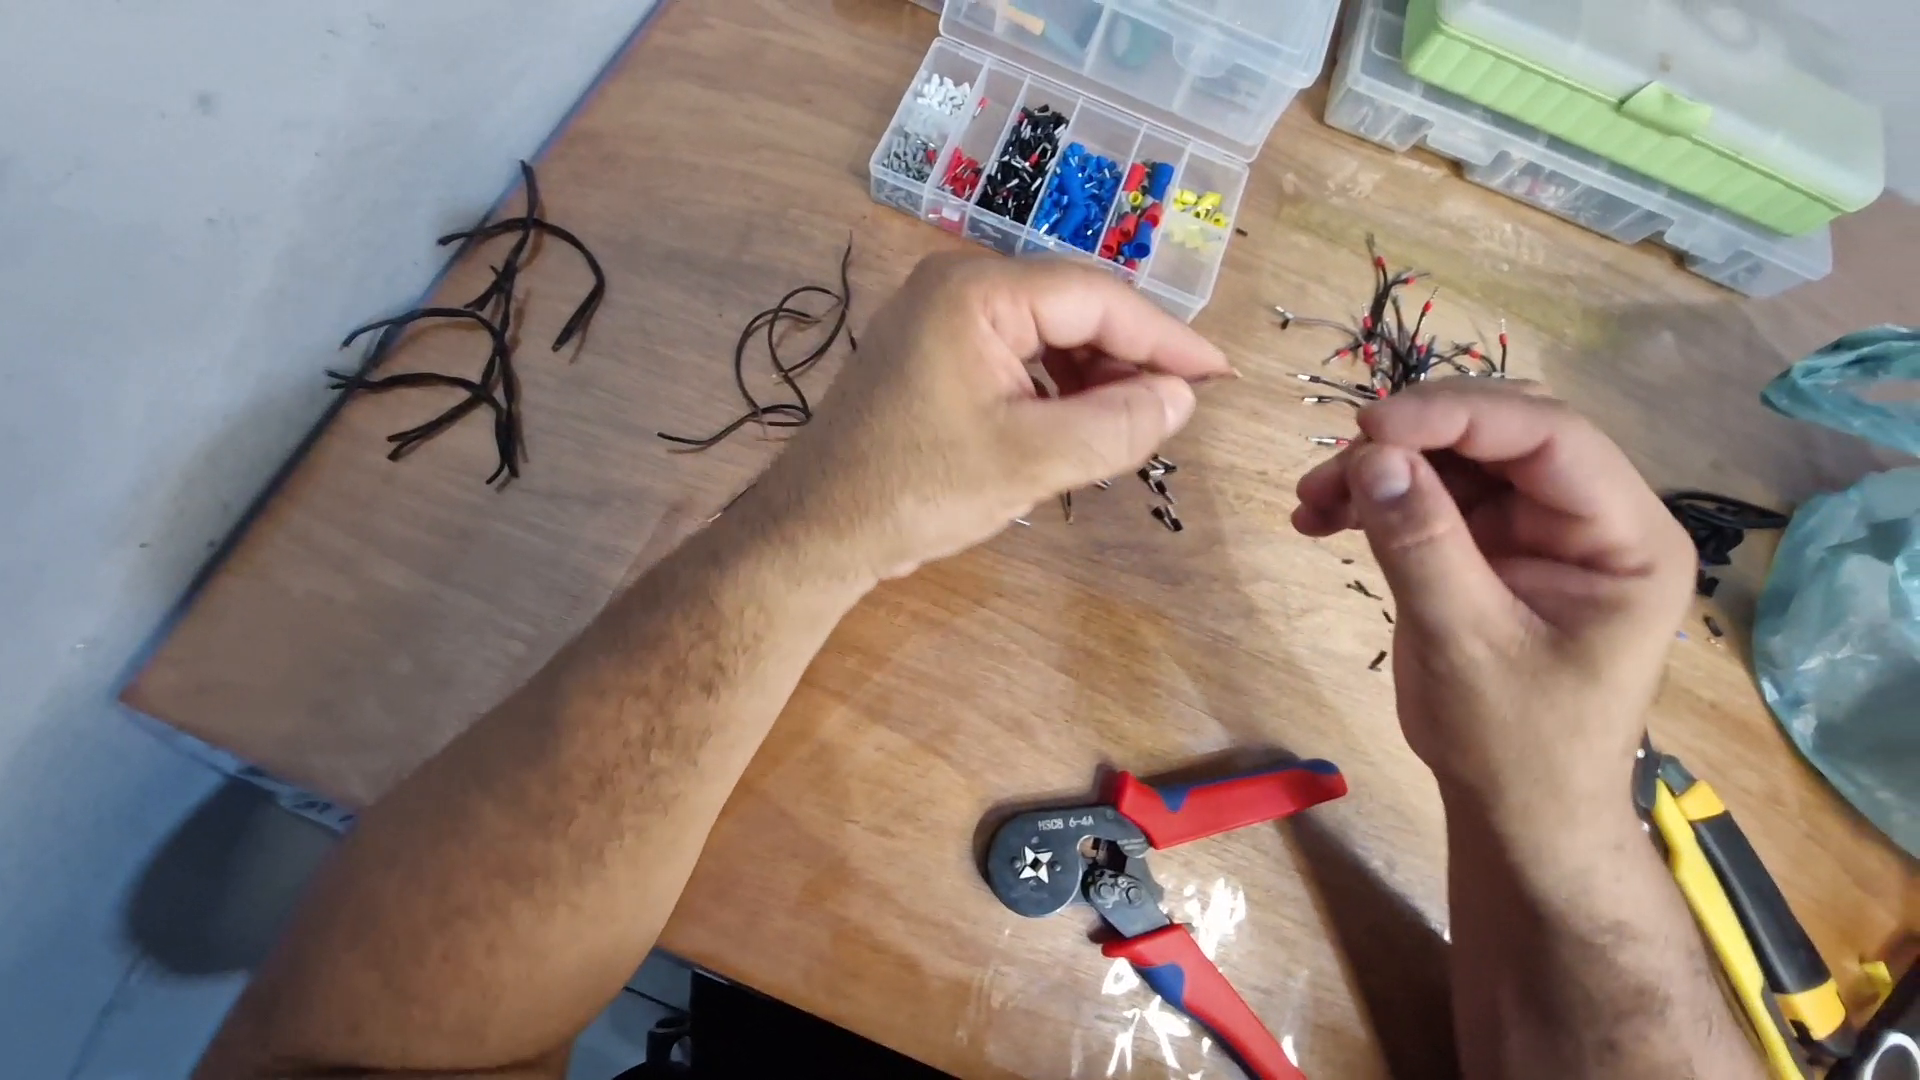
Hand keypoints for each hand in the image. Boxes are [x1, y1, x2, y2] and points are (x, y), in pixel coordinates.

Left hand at [756, 253, 1231, 579]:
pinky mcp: (932, 356)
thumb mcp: (1030, 461)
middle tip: (1169, 413)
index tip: (1217, 375)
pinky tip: (1071, 429)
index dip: (1165, 338)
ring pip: (1045, 337)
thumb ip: (1118, 424)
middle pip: (1071, 310)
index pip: (1096, 297)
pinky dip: (1052, 392)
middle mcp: (956, 286)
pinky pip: (1013, 359)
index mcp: (977, 290)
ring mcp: (939, 320)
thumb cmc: (917, 490)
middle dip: (1125, 361)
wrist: (818, 530)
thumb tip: (1181, 396)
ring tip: (1123, 429)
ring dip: (1090, 380)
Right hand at [1292, 381, 1693, 825]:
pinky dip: (1370, 501)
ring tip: (1310, 502)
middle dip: (1409, 442)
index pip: (1550, 437)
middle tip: (1335, 467)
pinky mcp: (1482, 549)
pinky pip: (1424, 498)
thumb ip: (1421, 543)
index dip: (1459, 416)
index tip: (1370, 427)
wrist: (1511, 803)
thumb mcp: (1463, 639)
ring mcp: (1529, 531)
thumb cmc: (1512, 738)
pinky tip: (1320, 520)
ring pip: (1450, 461)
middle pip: (1497, 436)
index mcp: (1623, 536)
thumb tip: (1372, 457)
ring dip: (1375, 471)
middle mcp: (1582, 518)